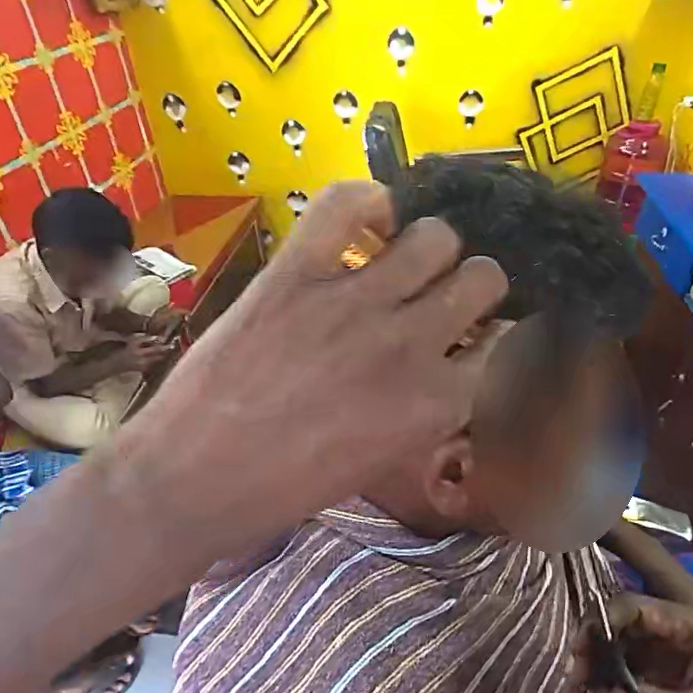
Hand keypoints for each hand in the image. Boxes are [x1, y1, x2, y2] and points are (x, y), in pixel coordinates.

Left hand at [113, 181, 507, 561]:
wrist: (193, 480)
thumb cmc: (284, 489)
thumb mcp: (377, 462)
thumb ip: (421, 409)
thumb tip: (443, 366)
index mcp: (435, 405)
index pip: (500, 346)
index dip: (488, 337)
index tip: (471, 336)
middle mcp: (410, 345)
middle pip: (481, 277)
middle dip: (468, 285)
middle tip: (436, 295)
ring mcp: (353, 303)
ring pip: (434, 236)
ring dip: (427, 247)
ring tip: (400, 261)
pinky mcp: (295, 274)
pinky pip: (347, 204)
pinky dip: (367, 203)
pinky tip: (366, 223)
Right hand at [570, 593, 692, 692]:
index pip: (637, 607)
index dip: (603, 621)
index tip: (579, 648)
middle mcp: (679, 632)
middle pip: (623, 623)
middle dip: (595, 643)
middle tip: (574, 672)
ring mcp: (671, 653)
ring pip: (621, 646)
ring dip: (599, 665)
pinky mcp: (665, 676)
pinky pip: (627, 668)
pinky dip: (610, 682)